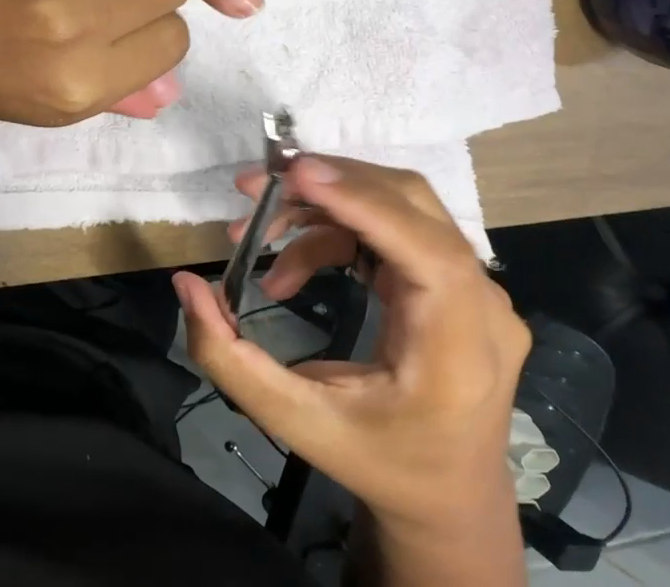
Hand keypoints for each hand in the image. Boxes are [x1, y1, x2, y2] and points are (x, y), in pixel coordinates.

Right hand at [172, 157, 530, 537]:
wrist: (445, 495)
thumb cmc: (374, 460)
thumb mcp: (290, 420)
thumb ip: (226, 356)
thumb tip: (187, 283)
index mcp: (457, 351)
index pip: (429, 254)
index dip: (365, 205)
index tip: (297, 175)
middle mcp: (482, 310)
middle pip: (415, 208)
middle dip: (329, 185)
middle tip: (251, 188)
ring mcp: (474, 294)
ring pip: (399, 209)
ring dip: (320, 206)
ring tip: (251, 232)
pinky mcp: (453, 287)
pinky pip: (392, 232)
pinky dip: (332, 232)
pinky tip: (287, 269)